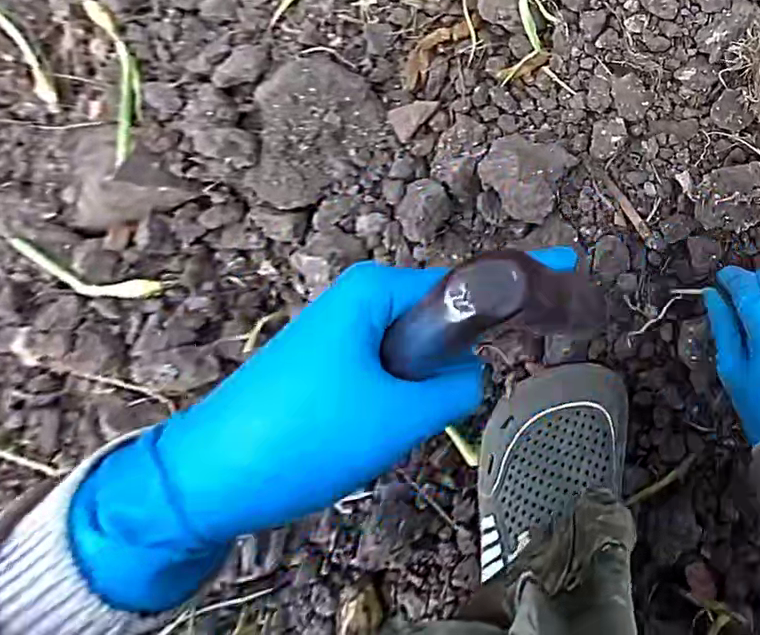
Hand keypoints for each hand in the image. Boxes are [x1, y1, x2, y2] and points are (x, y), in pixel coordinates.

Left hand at [69, 248, 577, 611]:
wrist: (189, 493)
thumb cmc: (299, 437)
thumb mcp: (400, 415)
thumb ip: (460, 386)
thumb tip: (471, 376)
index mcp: (376, 290)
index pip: (471, 277)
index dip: (524, 278)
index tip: (570, 264)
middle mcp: (362, 297)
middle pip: (448, 312)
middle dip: (467, 346)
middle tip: (486, 372)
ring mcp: (344, 329)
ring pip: (422, 343)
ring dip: (432, 375)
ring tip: (411, 418)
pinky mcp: (331, 361)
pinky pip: (394, 361)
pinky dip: (409, 384)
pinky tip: (395, 421)